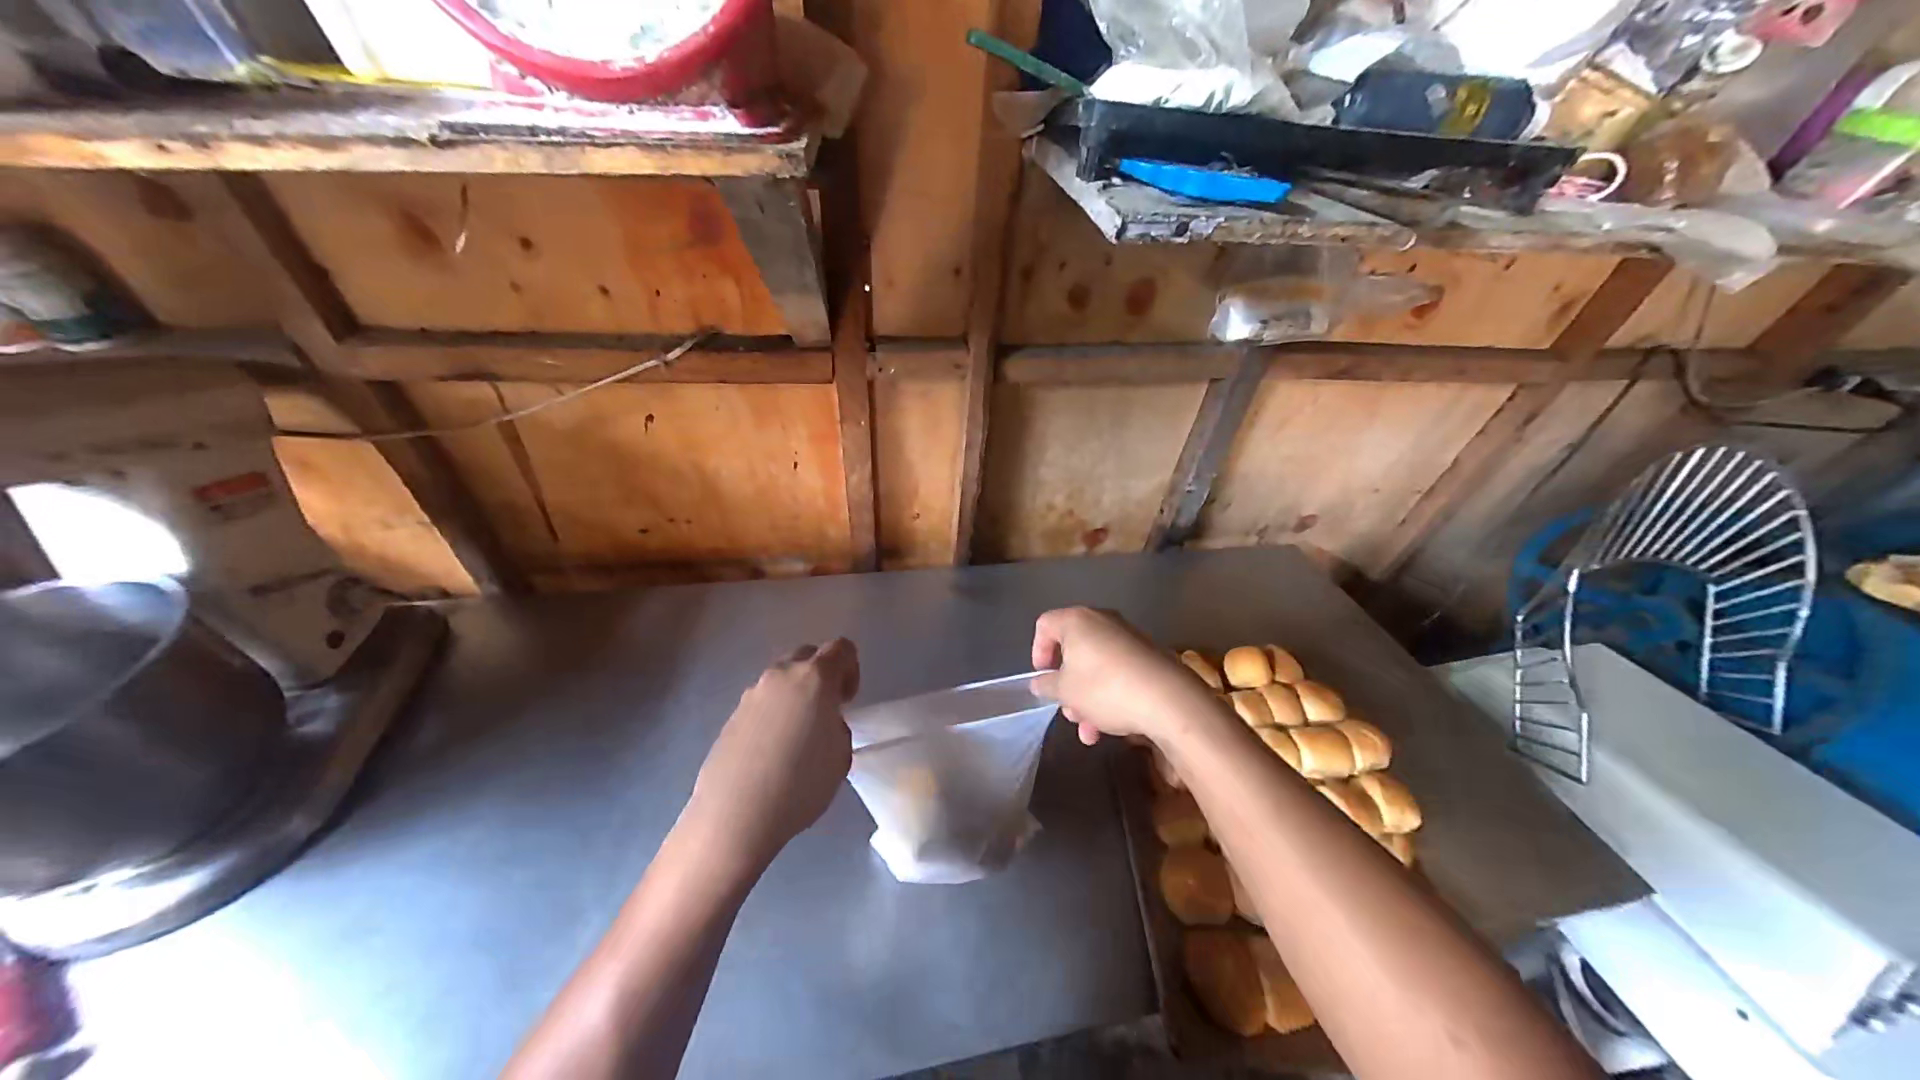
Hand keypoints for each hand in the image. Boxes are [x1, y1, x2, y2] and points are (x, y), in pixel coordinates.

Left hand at [683, 639, 859, 873]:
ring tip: (797, 738)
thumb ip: (837, 726)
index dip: (851, 669)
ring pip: (781, 681)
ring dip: (795, 697)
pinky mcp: (731, 716)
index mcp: (815, 677)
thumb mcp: (841, 755)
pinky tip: (772, 753)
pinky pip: (762, 704)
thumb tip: (822, 723)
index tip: (847, 701)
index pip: (842, 648)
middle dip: (821, 677)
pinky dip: (772, 716)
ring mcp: (752, 694)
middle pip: (807, 656)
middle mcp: (781, 676)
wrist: (737, 813)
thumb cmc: (801, 782)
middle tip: (825, 713)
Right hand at [1031, 607, 1218, 746]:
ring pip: (1096, 667)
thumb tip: (1040, 682)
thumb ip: (1046, 685)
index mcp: (1078, 621)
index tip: (1043, 679)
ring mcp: (1129, 638)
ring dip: (1087, 699)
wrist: (1170, 700)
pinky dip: (1109, 696)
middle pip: (1073, 650)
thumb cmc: (1105, 689)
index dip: (1037, 652)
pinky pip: (1118, 673)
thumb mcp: (1066, 692)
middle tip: (1069, 711)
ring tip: (1091, 731)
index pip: (1045, 625)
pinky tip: (1112, 726)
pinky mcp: (1149, 657)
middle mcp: (1103, 622)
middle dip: (1067, 685)